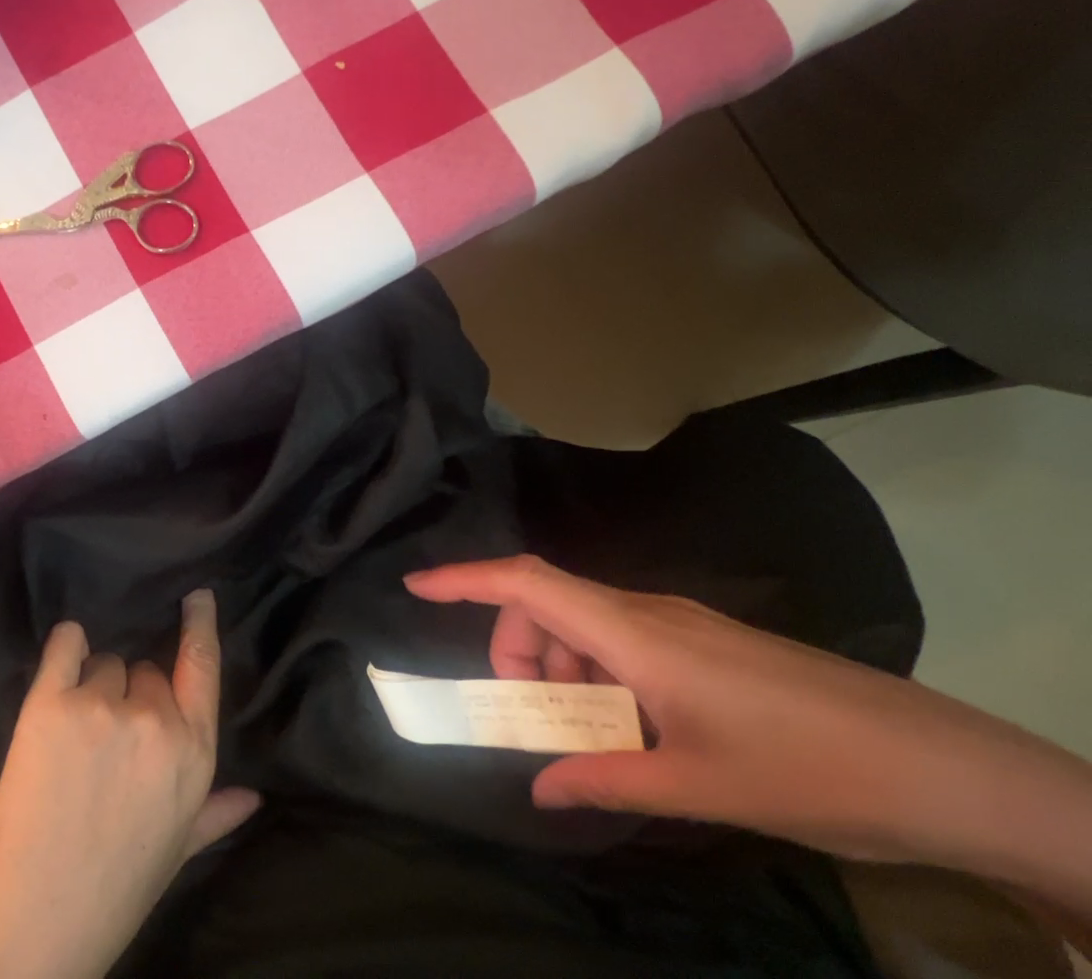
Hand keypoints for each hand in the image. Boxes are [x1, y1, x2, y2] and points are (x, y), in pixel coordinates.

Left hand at [0, 590, 258, 978]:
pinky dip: (63, 647)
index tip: (196, 596)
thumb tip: (254, 798)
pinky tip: (61, 661)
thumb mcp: (181, 843)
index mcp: (194, 750)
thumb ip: (217, 812)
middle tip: (106, 735)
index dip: (200, 626)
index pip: (202, 668)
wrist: (47, 903)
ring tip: (75, 734)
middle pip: (145, 670)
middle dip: (130, 691)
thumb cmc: (122, 877)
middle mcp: (154, 720)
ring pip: (102, 664)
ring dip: (91, 685)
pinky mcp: (50, 704)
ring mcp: (101, 708)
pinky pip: (64, 646)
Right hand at [405, 557, 1091, 913]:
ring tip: (586, 740)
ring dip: (562, 674)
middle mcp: (654, 615)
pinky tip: (630, 734)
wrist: (950, 771)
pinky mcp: (710, 647)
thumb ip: (602, 779)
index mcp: (638, 635)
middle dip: (516, 653)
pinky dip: (601, 681)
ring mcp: (686, 627)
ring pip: (587, 628)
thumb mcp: (695, 786)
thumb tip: (537, 786)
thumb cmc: (812, 770)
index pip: (531, 584)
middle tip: (526, 719)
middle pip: (550, 606)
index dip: (466, 578)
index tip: (414, 584)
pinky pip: (626, 645)